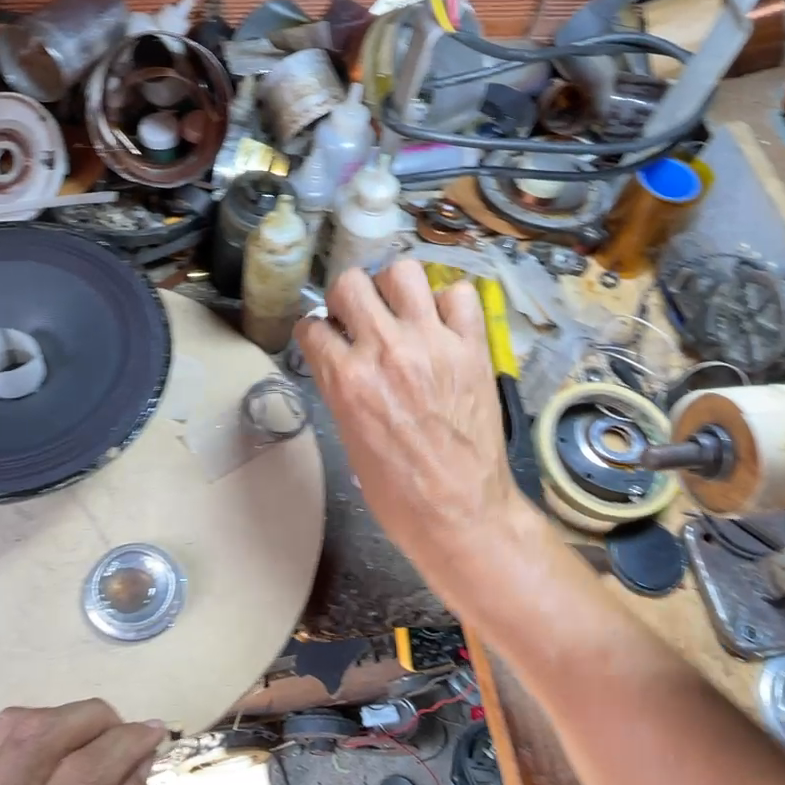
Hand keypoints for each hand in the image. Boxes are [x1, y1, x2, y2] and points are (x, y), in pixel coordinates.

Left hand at [0, 701, 166, 784]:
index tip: (158, 732)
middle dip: (96, 721)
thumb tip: (140, 767)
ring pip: (11, 730)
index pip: (77, 775)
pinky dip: (36, 737)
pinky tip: (64, 758)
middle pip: (39, 737)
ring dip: (65, 720)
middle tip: (132, 737)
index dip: (125, 743)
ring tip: (102, 743)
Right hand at [296, 261, 521, 573]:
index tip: (324, 337)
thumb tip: (341, 361)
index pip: (312, 326)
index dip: (314, 331)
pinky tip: (442, 325)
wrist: (460, 512)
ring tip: (400, 311)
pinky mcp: (473, 347)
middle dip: (348, 298)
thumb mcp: (349, 438)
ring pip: (403, 272)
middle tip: (358, 318)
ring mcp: (433, 343)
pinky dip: (449, 304)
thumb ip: (342, 389)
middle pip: (351, 283)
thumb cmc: (398, 492)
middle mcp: (386, 350)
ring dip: (395, 288)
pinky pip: (460, 295)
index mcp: (347, 379)